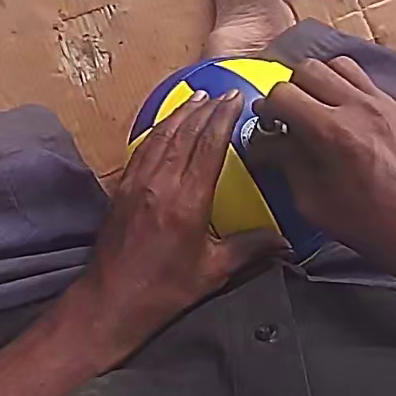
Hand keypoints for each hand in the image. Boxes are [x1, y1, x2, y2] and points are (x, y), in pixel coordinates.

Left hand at [55, 91, 285, 366]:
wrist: (110, 302)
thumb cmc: (164, 290)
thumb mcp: (213, 271)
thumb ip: (249, 248)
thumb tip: (284, 242)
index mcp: (188, 201)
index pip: (209, 145)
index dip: (223, 118)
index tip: (235, 99)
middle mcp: (161, 184)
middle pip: (185, 133)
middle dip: (205, 108)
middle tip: (222, 93)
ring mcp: (137, 183)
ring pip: (161, 135)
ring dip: (180, 113)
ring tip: (197, 98)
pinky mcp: (121, 188)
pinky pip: (142, 148)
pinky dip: (158, 130)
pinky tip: (166, 124)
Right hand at [253, 57, 395, 281]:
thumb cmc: (366, 223)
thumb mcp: (311, 200)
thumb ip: (285, 161)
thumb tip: (265, 140)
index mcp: (333, 133)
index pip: (283, 93)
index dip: (267, 107)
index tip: (267, 122)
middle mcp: (359, 108)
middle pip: (309, 68)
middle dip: (291, 88)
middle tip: (289, 113)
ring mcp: (383, 104)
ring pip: (338, 64)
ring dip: (320, 80)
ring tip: (316, 105)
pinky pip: (365, 80)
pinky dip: (346, 87)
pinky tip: (343, 113)